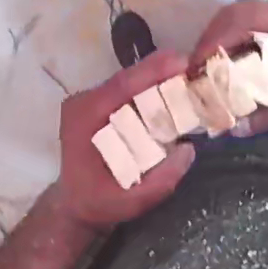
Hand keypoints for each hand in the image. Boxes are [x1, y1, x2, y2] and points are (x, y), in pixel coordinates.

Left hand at [48, 49, 197, 232]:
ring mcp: (89, 101)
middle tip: (193, 66)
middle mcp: (83, 103)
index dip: (151, 72)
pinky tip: (172, 88)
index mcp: (84, 118)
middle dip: (160, 69)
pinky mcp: (99, 105)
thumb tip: (188, 150)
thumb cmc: (98, 204)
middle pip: (126, 78)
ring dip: (157, 77)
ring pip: (127, 81)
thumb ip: (160, 181)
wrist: (74, 206)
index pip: (120, 86)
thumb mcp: (129, 202)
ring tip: (188, 74)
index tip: (181, 62)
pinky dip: (150, 87)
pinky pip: (127, 90)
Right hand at [191, 0, 267, 134]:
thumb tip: (231, 129)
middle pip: (239, 12)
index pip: (239, 18)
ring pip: (249, 18)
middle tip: (198, 66)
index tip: (197, 65)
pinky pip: (262, 27)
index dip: (212, 38)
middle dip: (213, 36)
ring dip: (227, 37)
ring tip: (212, 66)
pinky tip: (239, 66)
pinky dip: (243, 41)